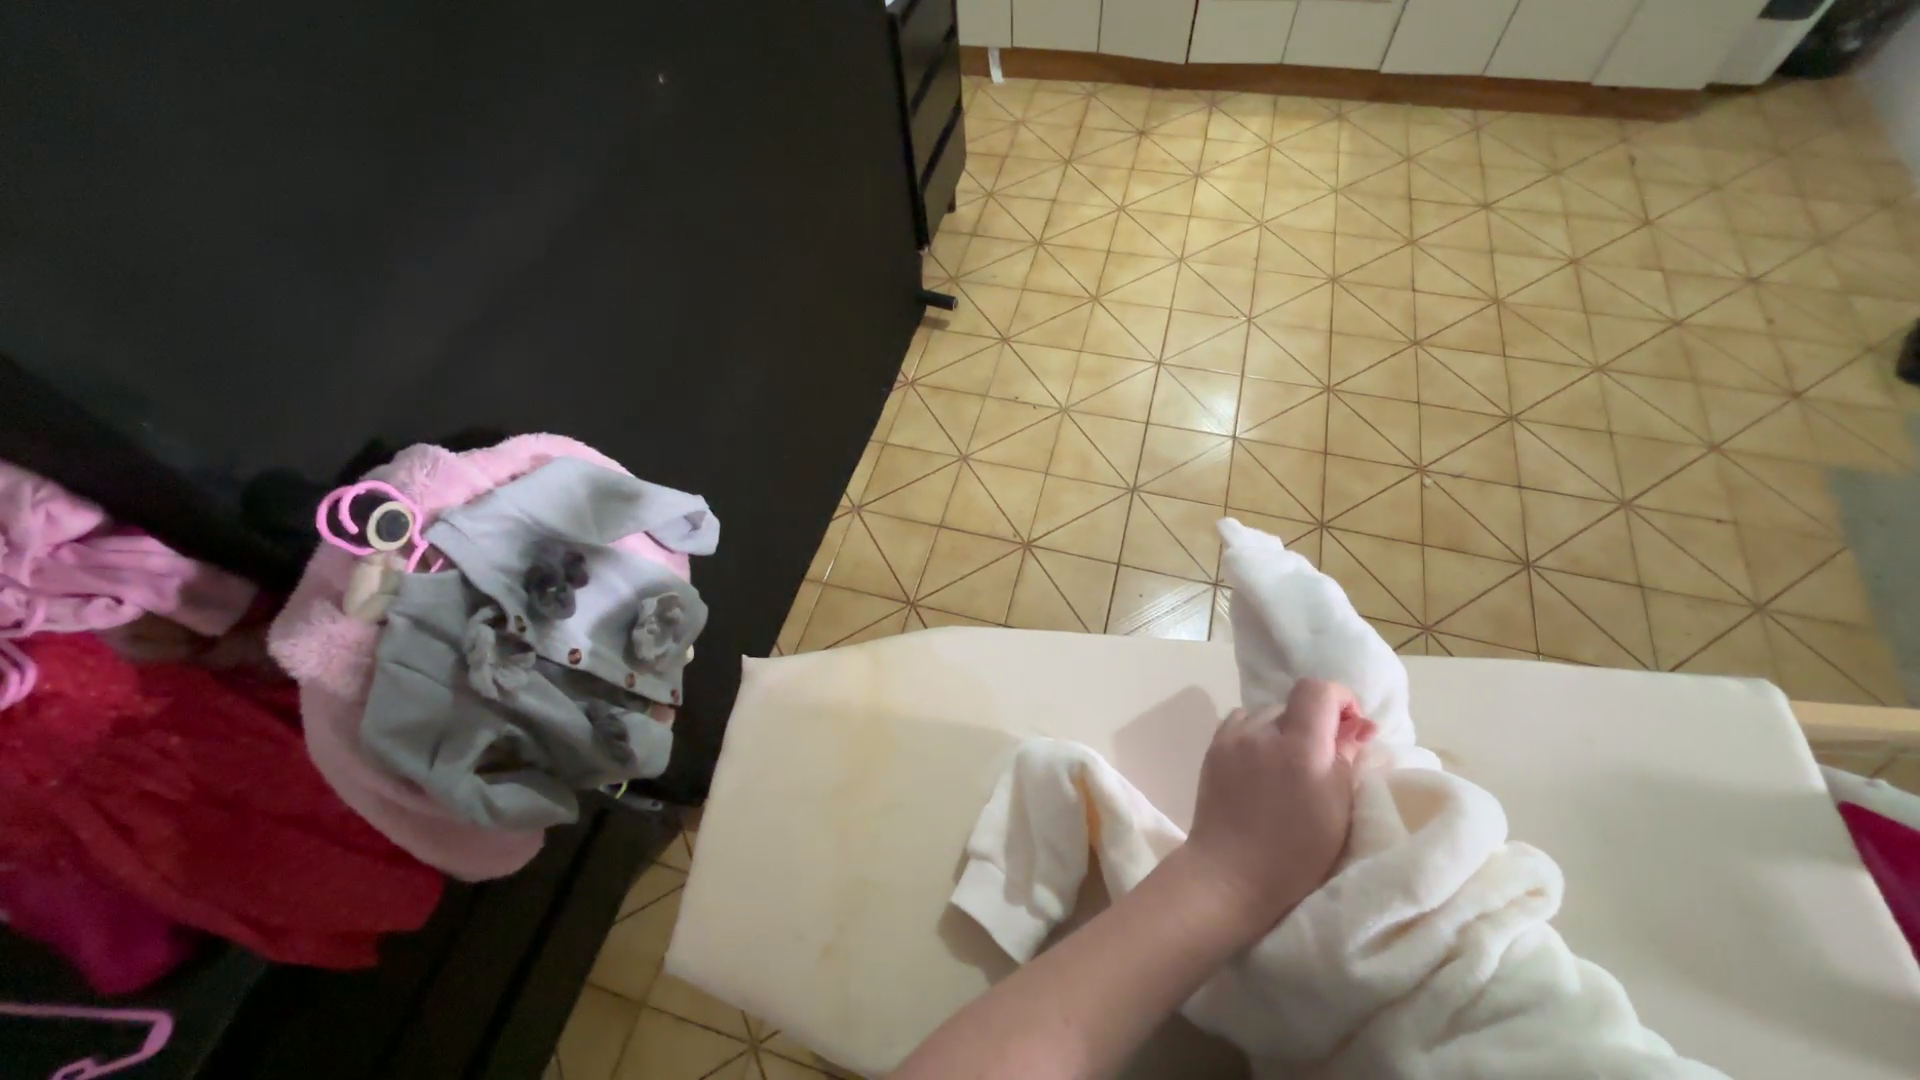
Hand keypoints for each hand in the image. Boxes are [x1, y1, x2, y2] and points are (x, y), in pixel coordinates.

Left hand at [1176, 678, 1375, 938]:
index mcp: (1299, 747)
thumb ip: (1346, 759)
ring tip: (1289, 765)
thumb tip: (1354, 727)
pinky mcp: (1213, 748)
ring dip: (1284, 730)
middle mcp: (1261, 732)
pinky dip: (1257, 735)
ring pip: (1267, 714)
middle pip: (1294, 704)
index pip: (1317, 690)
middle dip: (1315, 723)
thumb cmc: (1296, 853)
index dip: (1341, 699)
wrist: (1230, 872)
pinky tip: (1262, 764)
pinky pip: (1242, 724)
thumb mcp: (1338, 809)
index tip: (1353, 727)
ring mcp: (1232, 738)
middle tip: (1324, 758)